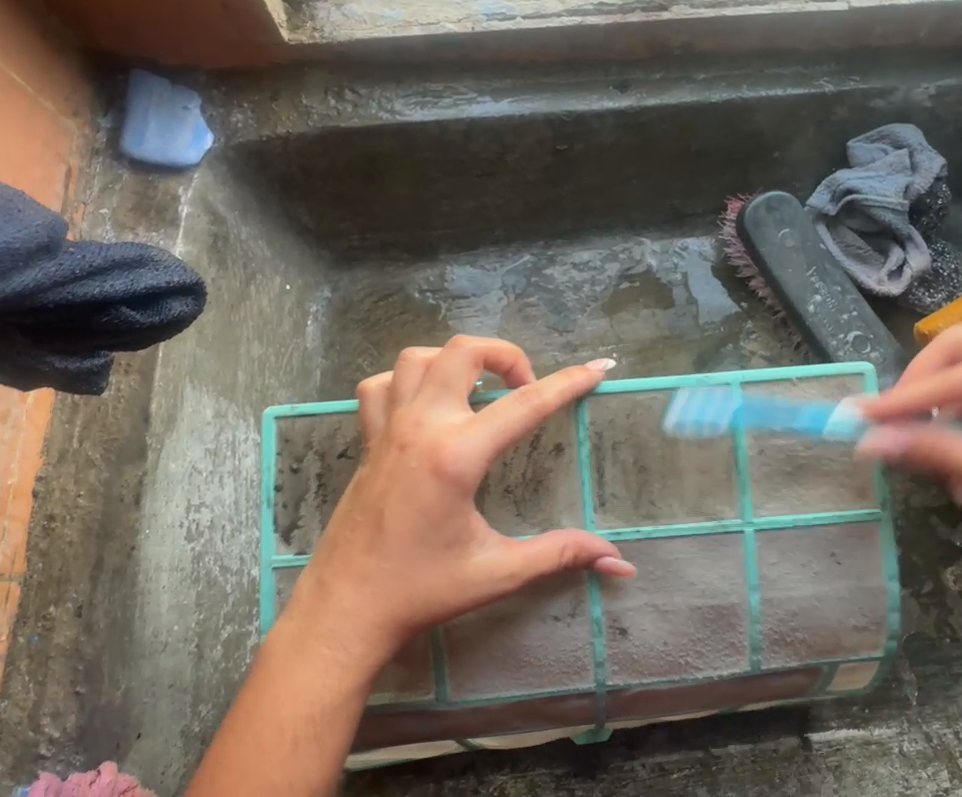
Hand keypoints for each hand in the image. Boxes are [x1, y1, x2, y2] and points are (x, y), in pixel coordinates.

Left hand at [281, 336, 635, 672]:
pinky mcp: (368, 440)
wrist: (344, 609)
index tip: (599, 367)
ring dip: (456, 361)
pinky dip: (408, 380)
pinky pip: (382, 385)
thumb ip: (559, 554)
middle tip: (526, 387)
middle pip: (463, 352)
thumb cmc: (421, 591)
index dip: (568, 382)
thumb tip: (617, 558)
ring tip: (480, 390)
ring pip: (418, 357)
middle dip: (505, 355)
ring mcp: (388, 429)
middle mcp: (421, 427)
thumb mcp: (497, 572)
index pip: (526, 404)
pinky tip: (428, 405)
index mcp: (457, 456)